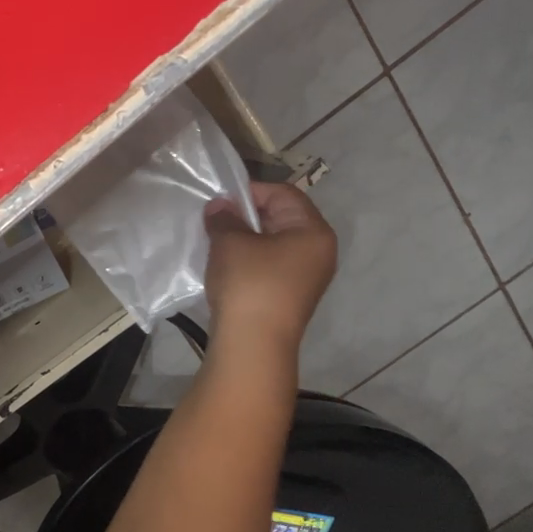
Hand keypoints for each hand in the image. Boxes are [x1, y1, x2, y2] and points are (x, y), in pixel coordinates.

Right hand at [203, 182, 337, 346]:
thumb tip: (220, 205)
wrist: (254, 341)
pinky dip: (249, 258)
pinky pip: (270, 263)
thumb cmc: (249, 283)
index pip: (284, 194)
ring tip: (217, 242)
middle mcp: (318, 249)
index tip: (218, 199)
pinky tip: (227, 266)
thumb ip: (225, 219)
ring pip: (274, 242)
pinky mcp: (291, 293)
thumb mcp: (231, 244)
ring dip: (245, 237)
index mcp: (313, 231)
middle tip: (214, 220)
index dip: (250, 191)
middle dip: (246, 215)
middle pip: (282, 217)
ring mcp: (307, 274)